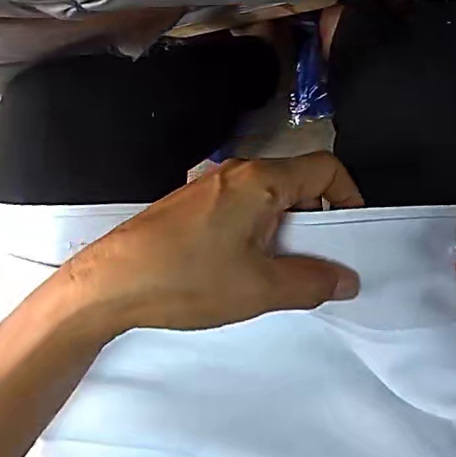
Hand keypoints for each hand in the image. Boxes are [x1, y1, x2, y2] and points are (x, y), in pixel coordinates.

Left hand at [58, 153, 365, 335]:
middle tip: (320, 257)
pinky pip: (245, 203)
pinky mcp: (193, 201)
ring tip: (282, 265)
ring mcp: (214, 183)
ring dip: (288, 224)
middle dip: (319, 216)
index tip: (350, 234)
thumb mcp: (260, 289)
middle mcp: (241, 170)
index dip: (348, 196)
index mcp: (263, 179)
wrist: (105, 284)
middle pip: (300, 178)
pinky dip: (261, 226)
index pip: (327, 167)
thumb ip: (312, 282)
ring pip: (272, 193)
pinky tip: (244, 263)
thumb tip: (348, 281)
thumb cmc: (188, 278)